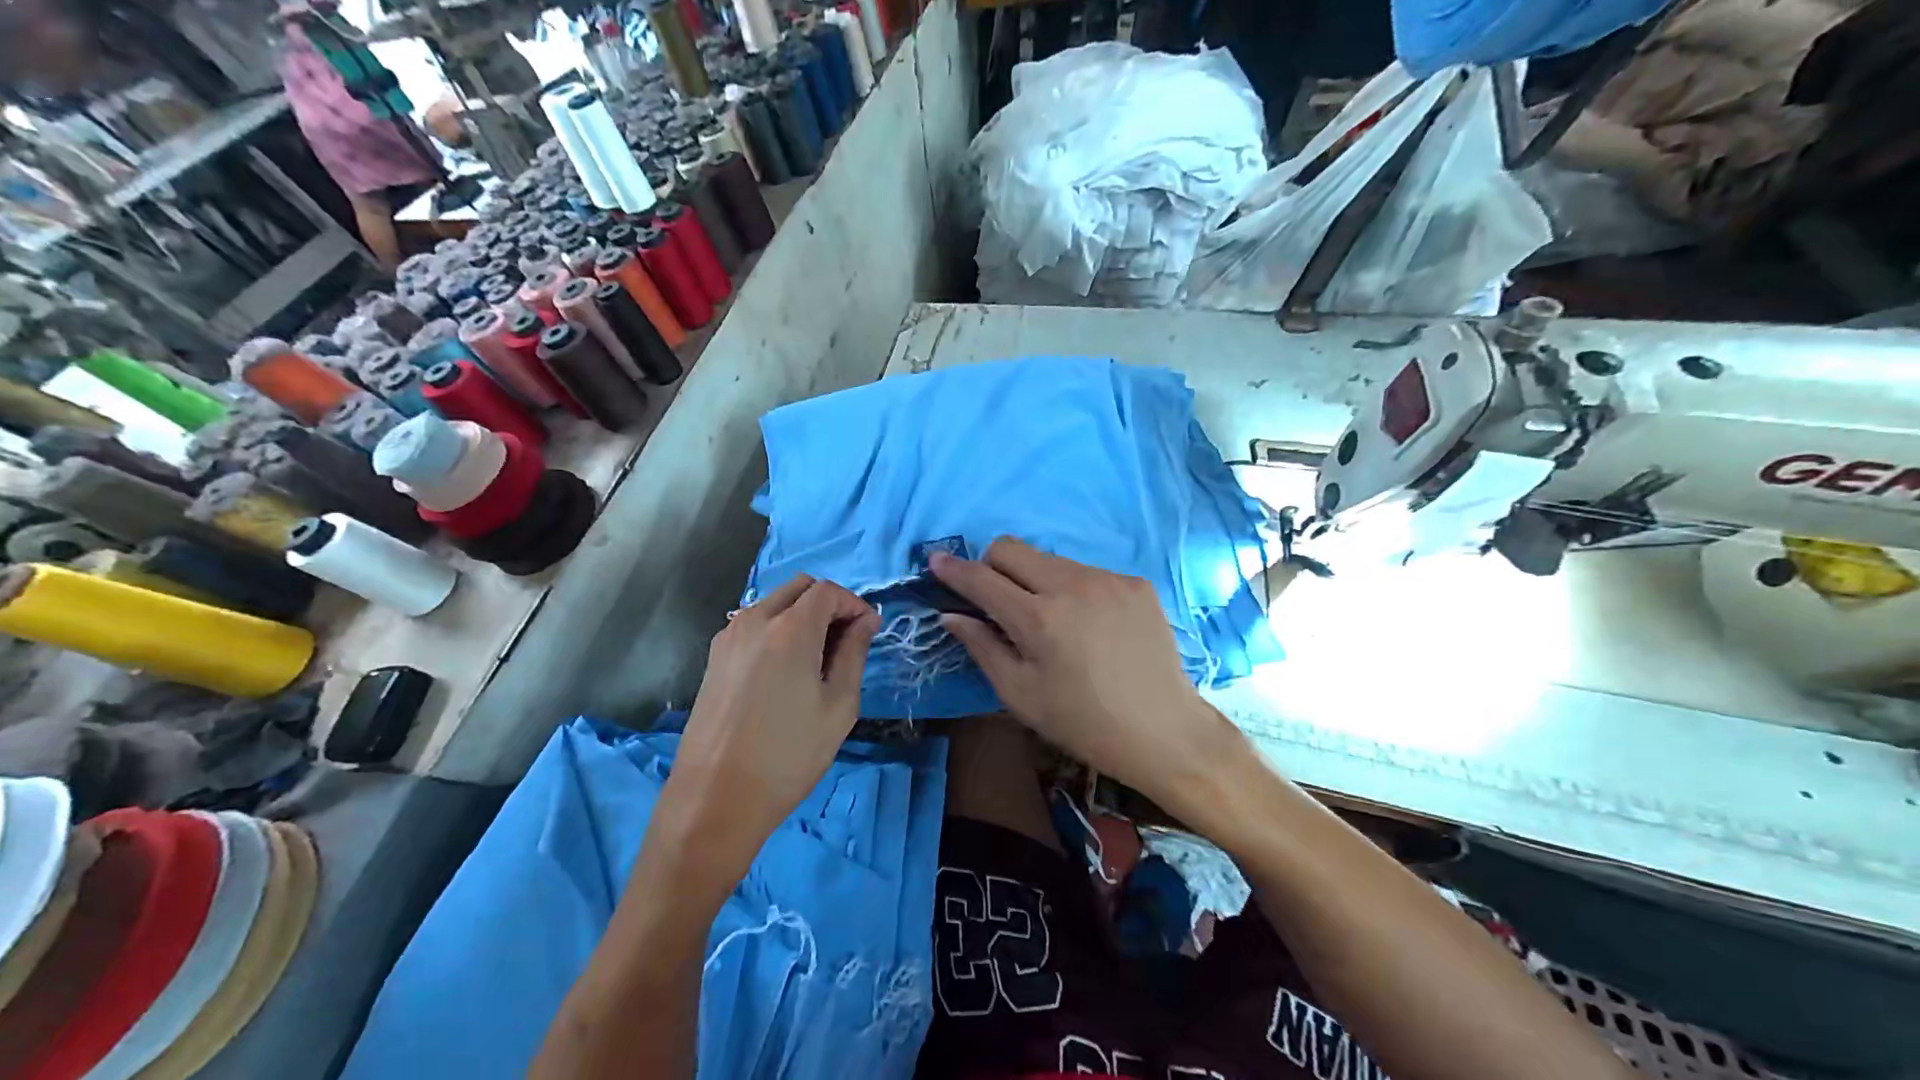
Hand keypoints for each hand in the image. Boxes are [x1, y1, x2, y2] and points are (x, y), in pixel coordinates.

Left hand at [663, 576, 879, 873]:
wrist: (715, 799)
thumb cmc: (788, 755)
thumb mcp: (838, 706)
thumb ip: (854, 653)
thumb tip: (865, 621)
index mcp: (789, 629)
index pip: (828, 591)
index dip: (854, 605)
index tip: (868, 632)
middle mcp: (754, 621)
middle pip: (799, 587)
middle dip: (828, 604)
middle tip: (846, 641)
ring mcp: (728, 637)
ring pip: (774, 603)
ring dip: (802, 615)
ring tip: (819, 659)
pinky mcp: (713, 658)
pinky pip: (753, 624)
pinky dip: (778, 630)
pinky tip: (787, 671)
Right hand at [931, 538, 1253, 824]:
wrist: (1163, 732)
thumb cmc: (1082, 723)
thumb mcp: (1020, 695)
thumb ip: (982, 647)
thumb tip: (952, 615)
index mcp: (1038, 618)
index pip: (982, 579)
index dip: (953, 570)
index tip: (936, 562)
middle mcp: (1072, 585)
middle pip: (1012, 547)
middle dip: (991, 565)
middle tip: (995, 598)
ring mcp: (1108, 579)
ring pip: (1050, 559)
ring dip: (1035, 579)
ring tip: (1051, 621)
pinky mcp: (1135, 583)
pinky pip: (1087, 573)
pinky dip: (1074, 590)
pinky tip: (1090, 626)